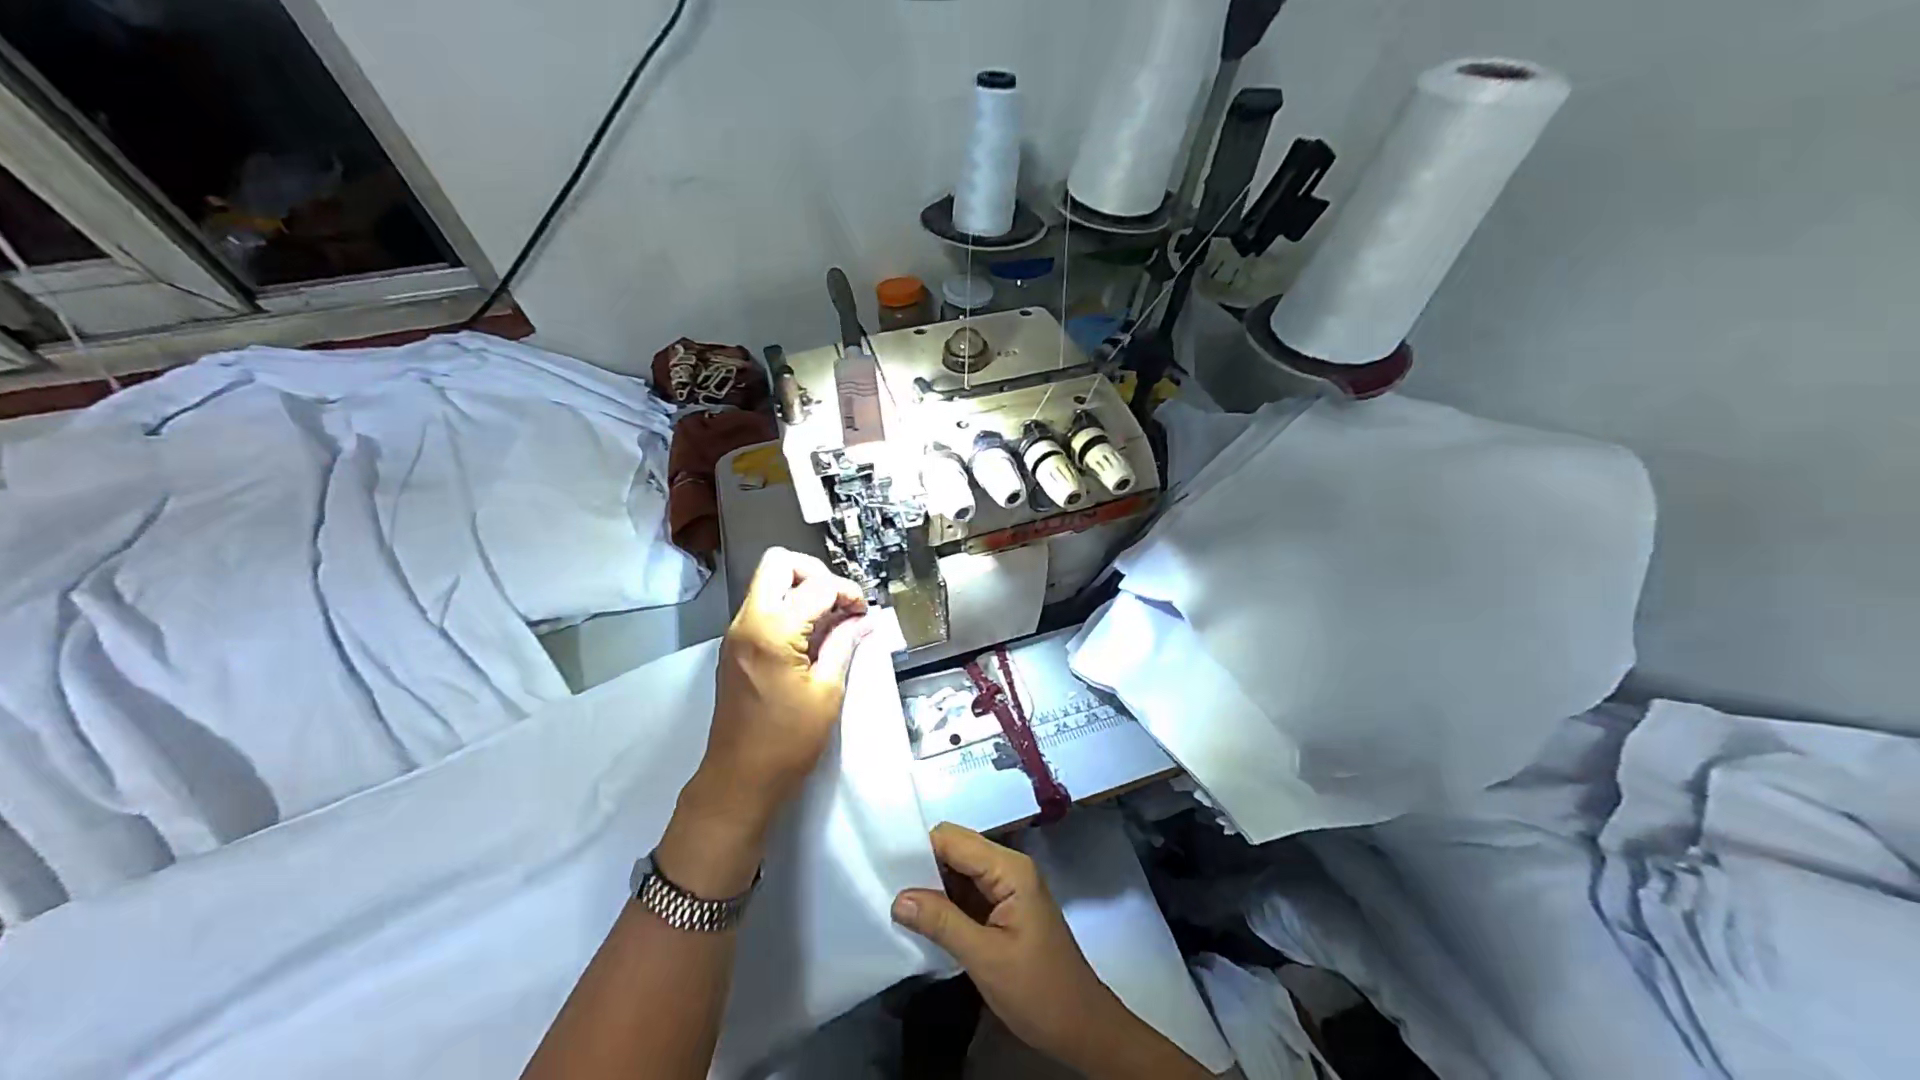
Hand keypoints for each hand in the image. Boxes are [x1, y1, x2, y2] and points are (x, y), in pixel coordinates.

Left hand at [658, 548, 869, 897]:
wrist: (738, 779)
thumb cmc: (787, 742)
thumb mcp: (827, 692)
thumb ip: (844, 645)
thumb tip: (863, 621)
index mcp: (772, 632)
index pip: (816, 586)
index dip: (847, 592)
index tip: (863, 611)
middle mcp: (747, 622)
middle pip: (779, 563)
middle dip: (815, 573)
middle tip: (840, 601)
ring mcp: (736, 633)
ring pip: (768, 582)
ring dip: (801, 589)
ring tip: (831, 619)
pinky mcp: (735, 646)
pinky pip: (762, 606)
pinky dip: (789, 607)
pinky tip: (812, 635)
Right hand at [890, 824, 1135, 1073]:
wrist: (1081, 1027)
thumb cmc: (1039, 990)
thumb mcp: (985, 958)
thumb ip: (942, 922)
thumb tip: (898, 897)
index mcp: (1010, 869)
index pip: (954, 839)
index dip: (919, 848)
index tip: (881, 865)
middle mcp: (1008, 868)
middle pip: (955, 850)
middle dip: (921, 866)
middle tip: (882, 886)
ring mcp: (1006, 888)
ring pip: (957, 872)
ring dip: (929, 886)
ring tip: (892, 901)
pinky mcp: (1001, 908)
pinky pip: (965, 893)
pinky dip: (943, 902)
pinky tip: (918, 918)